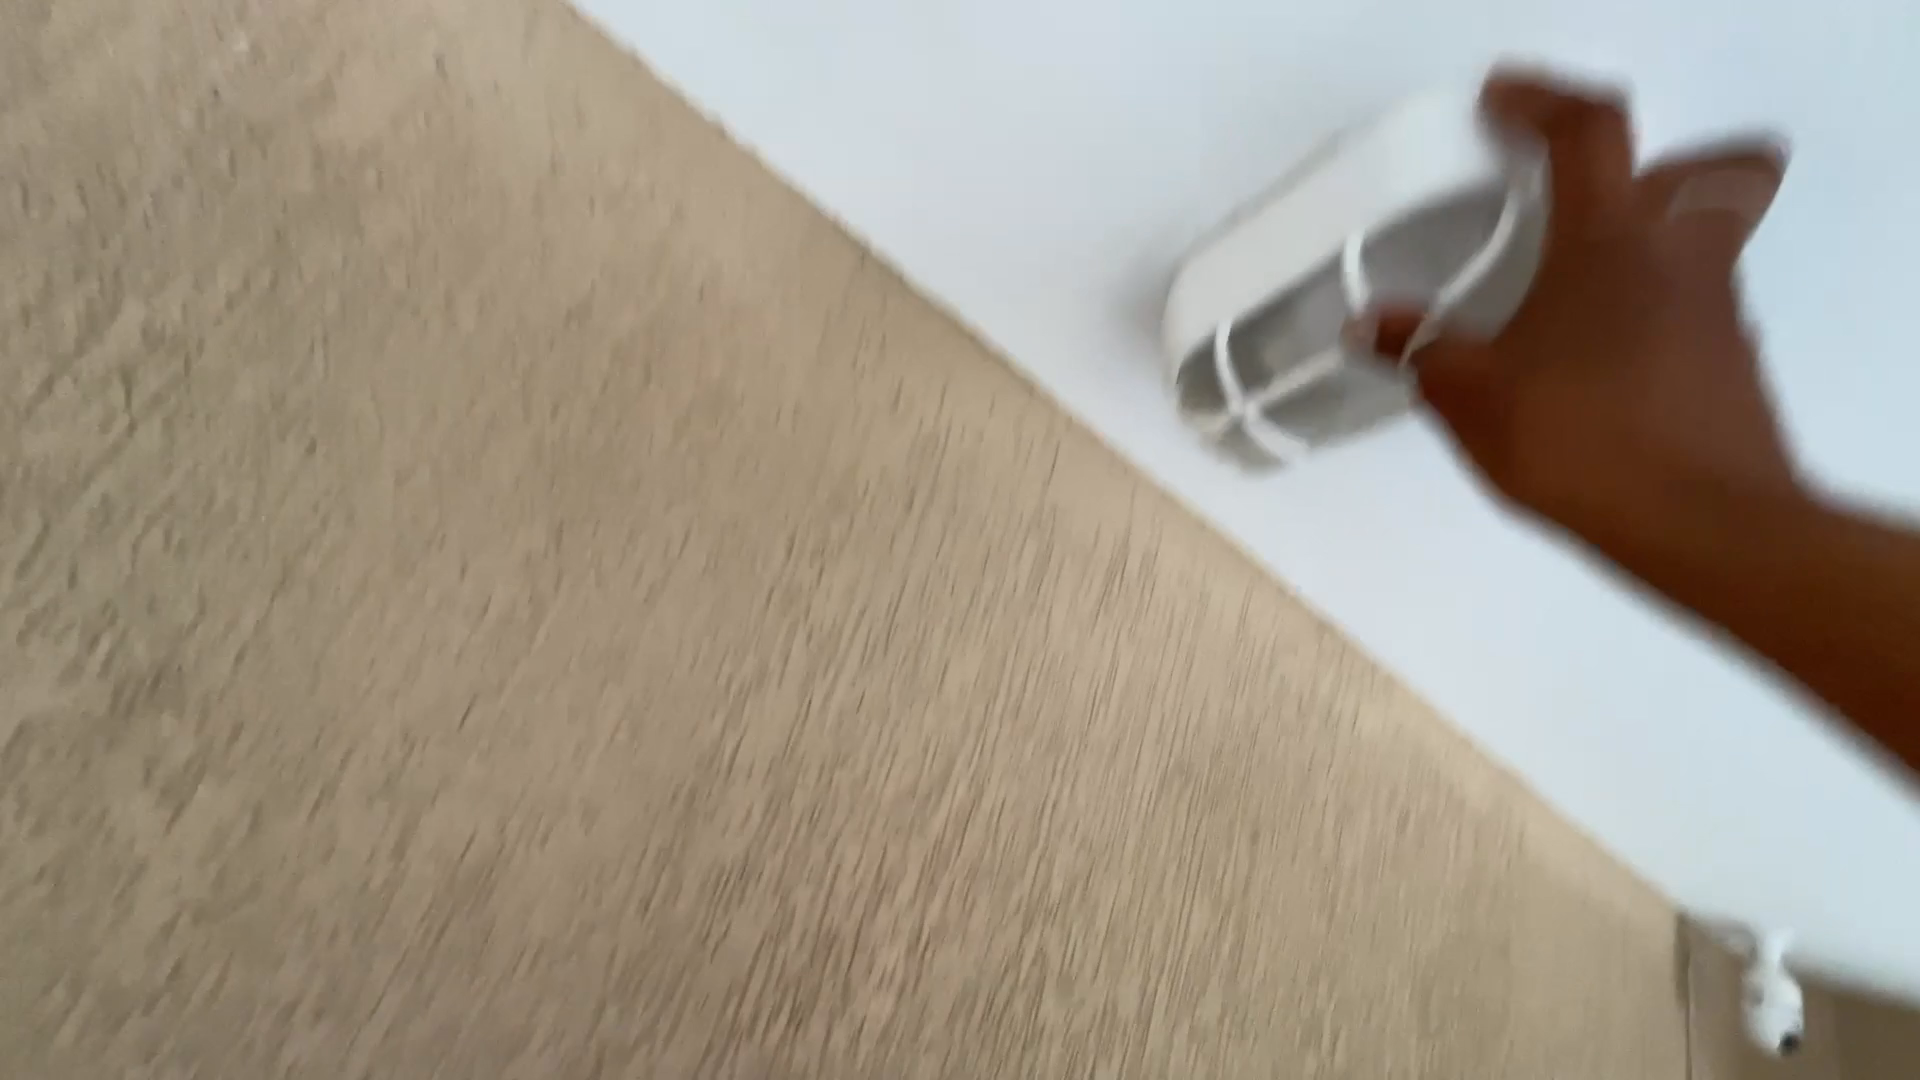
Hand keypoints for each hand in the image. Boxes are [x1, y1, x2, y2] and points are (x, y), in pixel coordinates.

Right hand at [1360, 69, 1800, 550]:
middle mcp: (1681, 260)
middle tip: (1585, 206)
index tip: (1501, 95)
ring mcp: (1718, 312)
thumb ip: (1415, 348)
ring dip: (1636, 252)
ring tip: (1552, 313)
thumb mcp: (1466, 393)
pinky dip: (1638, 317)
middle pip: (1715, 168)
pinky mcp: (1727, 364)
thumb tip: (1368, 323)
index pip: (1591, 133)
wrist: (1697, 524)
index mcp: (1610, 246)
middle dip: (1657, 165)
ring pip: (1700, 244)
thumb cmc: (1574, 437)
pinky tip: (1579, 373)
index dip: (1543, 99)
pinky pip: (1686, 310)